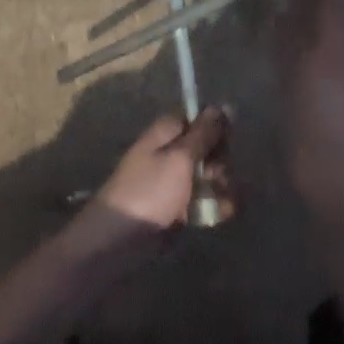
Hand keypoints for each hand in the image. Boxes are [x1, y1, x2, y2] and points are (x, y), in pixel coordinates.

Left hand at [95, 108, 230, 227]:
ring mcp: (173, 181)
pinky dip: (214, 206)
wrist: (119, 239)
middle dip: (220, 164)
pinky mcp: (177, 207)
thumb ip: (204, 133)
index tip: (224, 144)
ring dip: (221, 188)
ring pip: (210, 177)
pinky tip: (221, 215)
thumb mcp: (180, 158)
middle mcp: (170, 153)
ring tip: (221, 203)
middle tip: (215, 177)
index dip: (216, 129)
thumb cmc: (149, 191)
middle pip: (208, 149)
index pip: (200, 119)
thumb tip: (225, 105)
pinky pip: (204, 200)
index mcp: (166, 133)